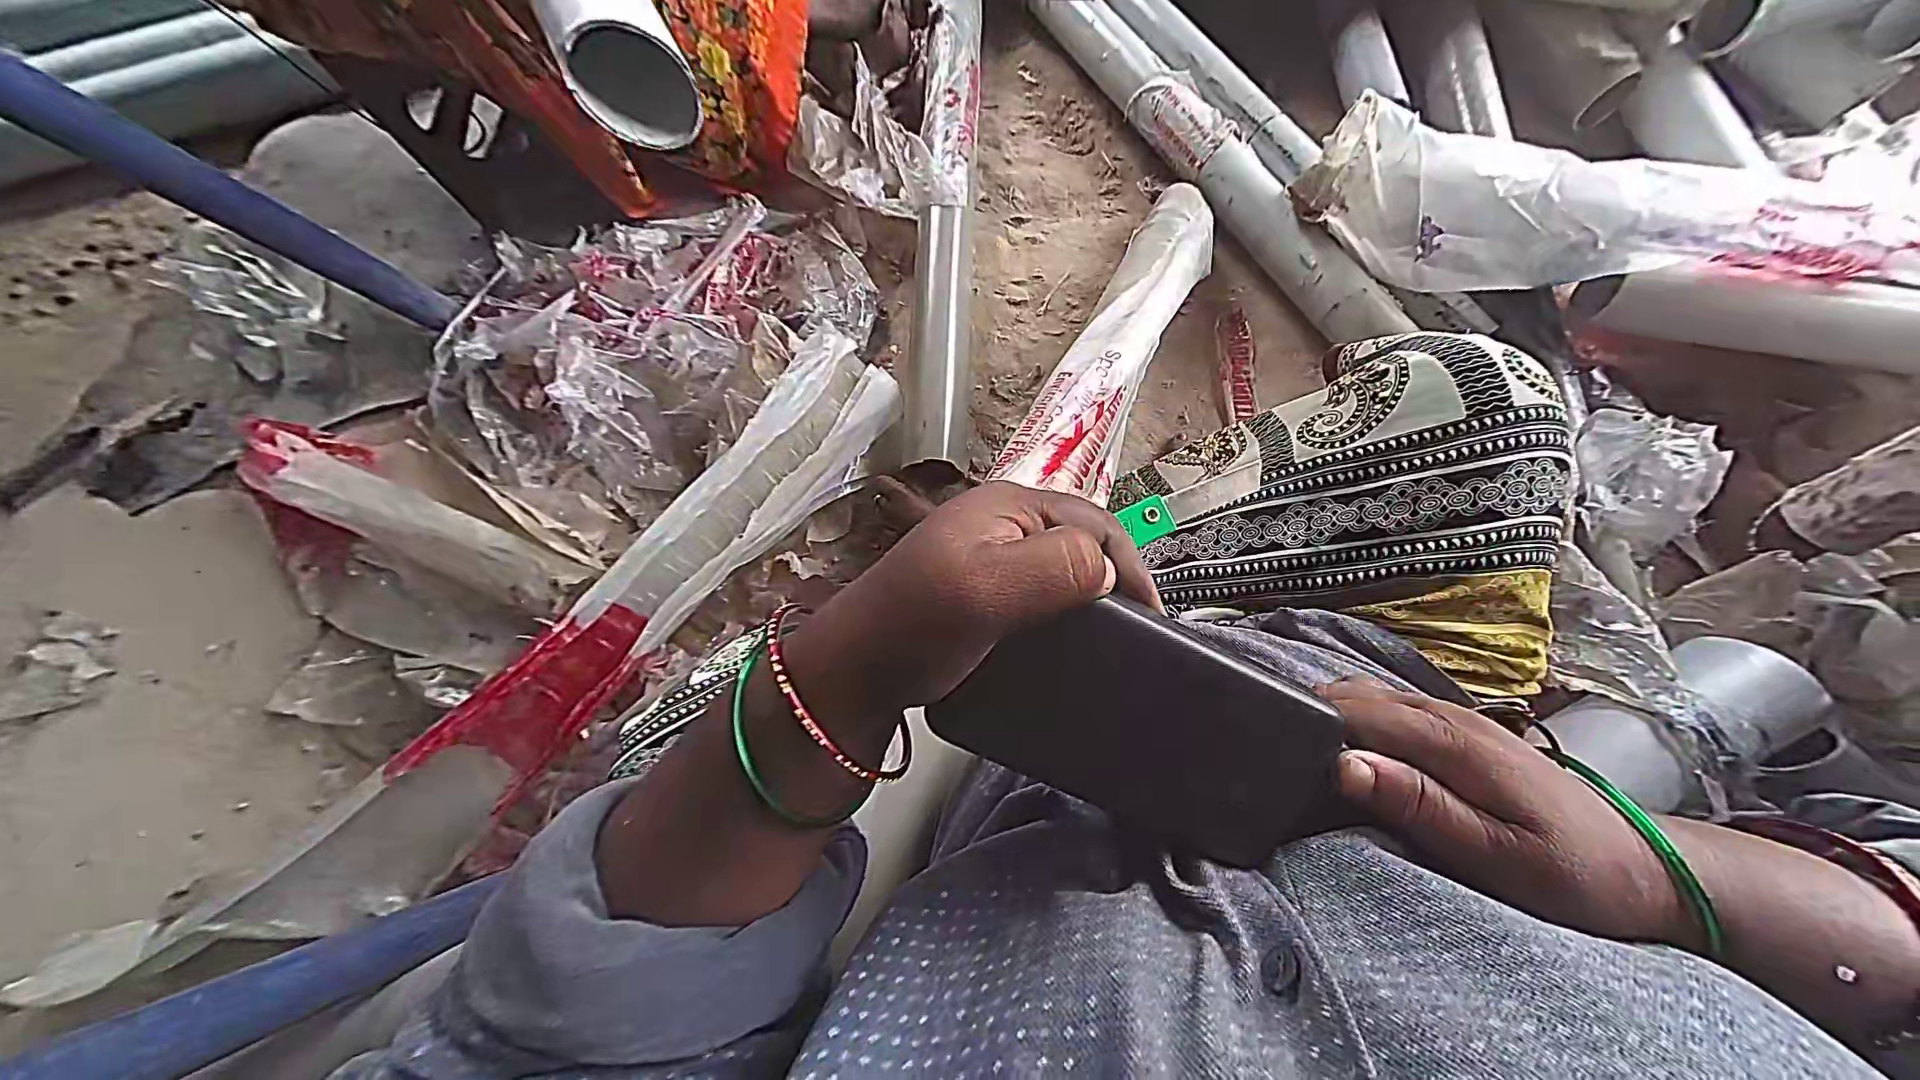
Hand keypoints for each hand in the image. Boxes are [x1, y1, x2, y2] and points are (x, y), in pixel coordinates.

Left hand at [782, 481, 1160, 731]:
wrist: (858, 673)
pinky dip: (1061, 613)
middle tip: (1134, 625)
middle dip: (1111, 579)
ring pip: (1062, 569)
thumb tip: (1105, 568)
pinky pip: (1039, 594)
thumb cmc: (910, 625)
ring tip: (1106, 634)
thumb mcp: (985, 586)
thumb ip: (1053, 566)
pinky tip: (1063, 638)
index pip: (1093, 522)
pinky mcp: (983, 590)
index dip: (1127, 565)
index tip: (1150, 614)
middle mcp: (1001, 523)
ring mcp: (990, 556)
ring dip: (1087, 598)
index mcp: (1006, 506)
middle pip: (1080, 542)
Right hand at [1322, 679, 1694, 947]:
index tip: (1288, 763)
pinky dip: (1353, 717)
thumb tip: (1344, 765)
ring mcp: (1450, 712)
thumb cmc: (1573, 873)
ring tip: (1313, 757)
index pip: (1353, 712)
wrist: (1647, 866)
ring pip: (1363, 695)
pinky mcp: (1453, 723)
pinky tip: (1349, 747)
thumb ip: (1418, 805)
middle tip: (1295, 767)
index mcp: (1450, 739)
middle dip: (1312, 720)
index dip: (1312, 731)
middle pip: (1350, 695)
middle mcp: (1444, 712)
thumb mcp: (1497, 856)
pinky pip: (1382, 704)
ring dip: (1331, 717)